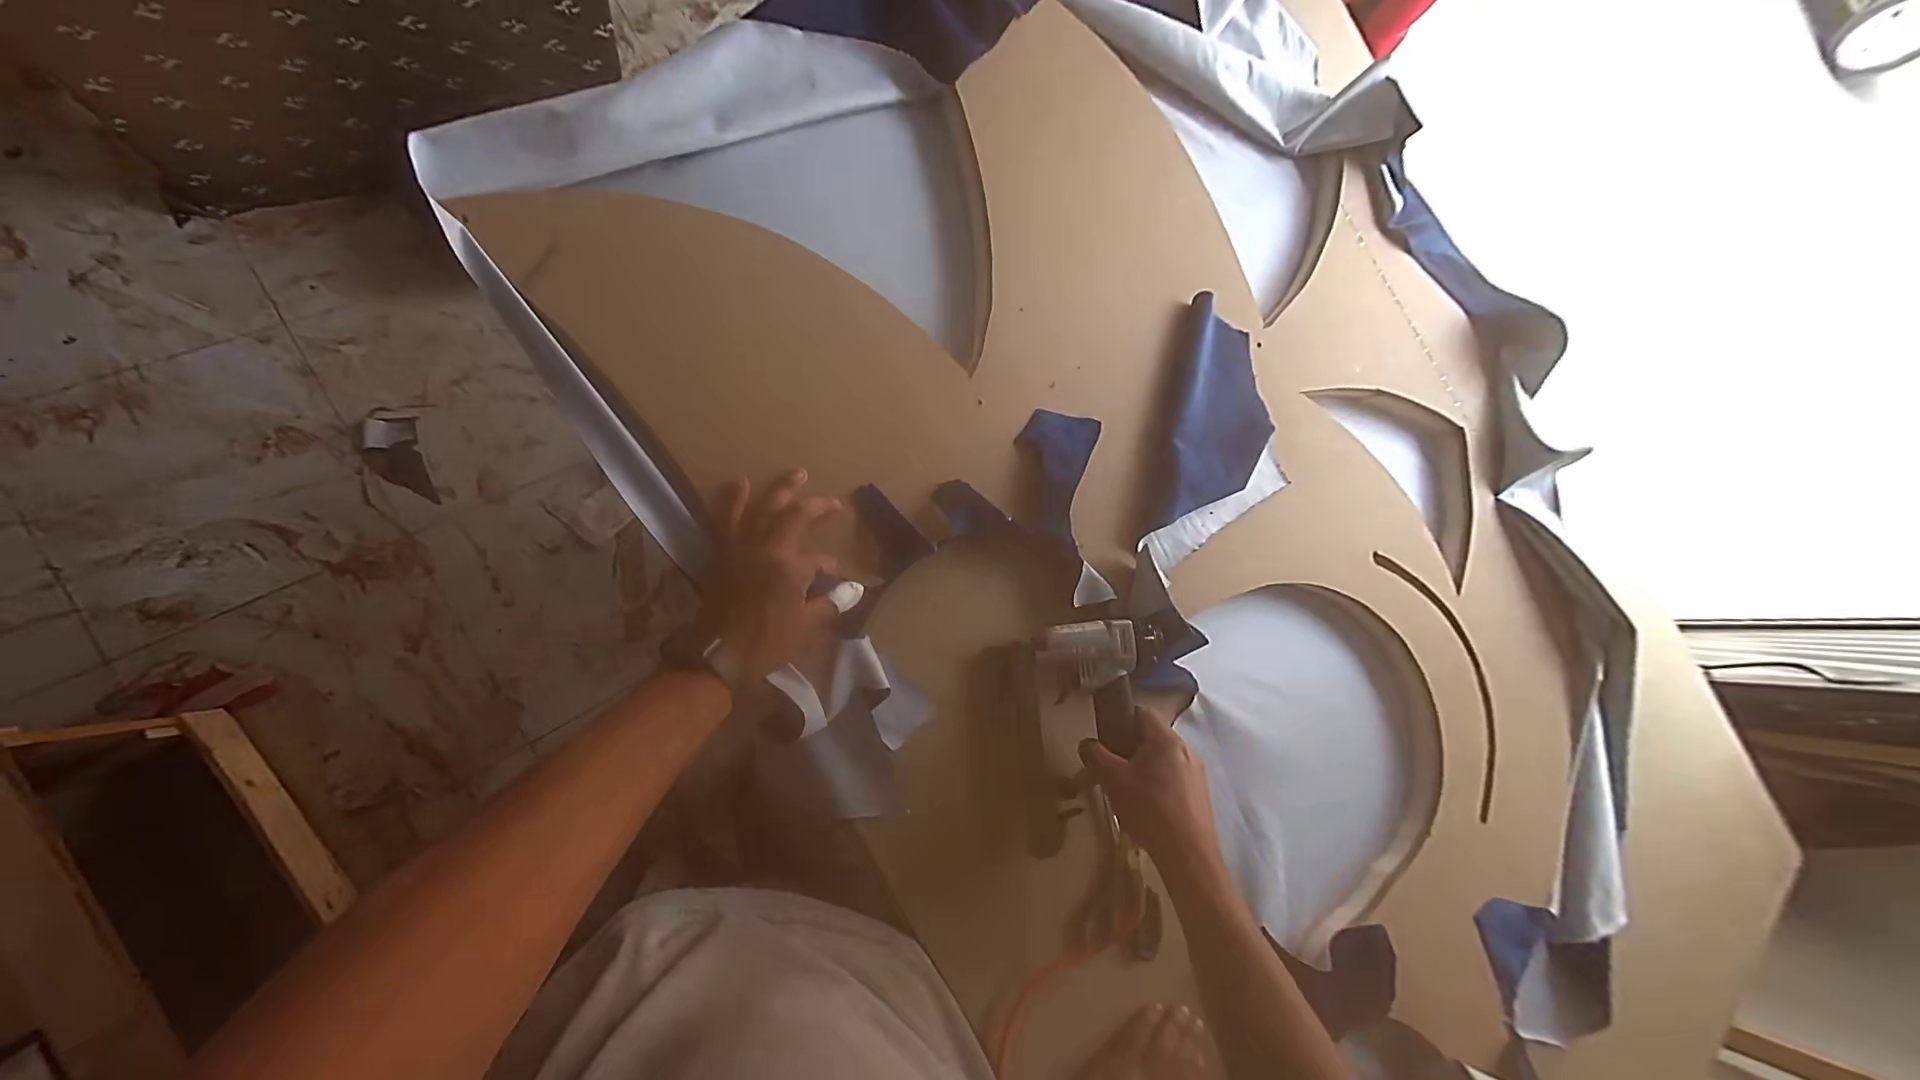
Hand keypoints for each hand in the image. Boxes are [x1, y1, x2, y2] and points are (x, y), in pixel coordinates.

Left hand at [699, 468, 843, 677]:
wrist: (717, 655)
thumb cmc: (766, 643)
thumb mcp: (806, 627)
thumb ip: (829, 603)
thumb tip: (853, 590)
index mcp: (791, 568)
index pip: (821, 560)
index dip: (833, 568)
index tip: (839, 580)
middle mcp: (767, 548)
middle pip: (795, 515)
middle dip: (817, 505)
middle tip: (833, 501)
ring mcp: (742, 547)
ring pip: (762, 508)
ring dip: (780, 488)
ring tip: (796, 473)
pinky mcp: (723, 552)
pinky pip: (727, 518)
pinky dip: (733, 498)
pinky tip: (739, 482)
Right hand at [1080, 707, 1225, 885]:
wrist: (1188, 855)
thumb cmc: (1149, 809)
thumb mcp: (1112, 779)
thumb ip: (1095, 755)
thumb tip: (1087, 743)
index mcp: (1165, 738)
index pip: (1141, 712)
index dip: (1120, 719)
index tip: (1106, 739)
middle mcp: (1186, 749)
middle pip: (1152, 737)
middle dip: (1130, 748)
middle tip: (1113, 768)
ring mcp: (1197, 773)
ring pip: (1164, 759)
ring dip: (1145, 768)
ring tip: (1128, 792)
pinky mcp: (1202, 795)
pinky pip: (1175, 779)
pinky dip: (1159, 785)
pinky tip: (1148, 809)